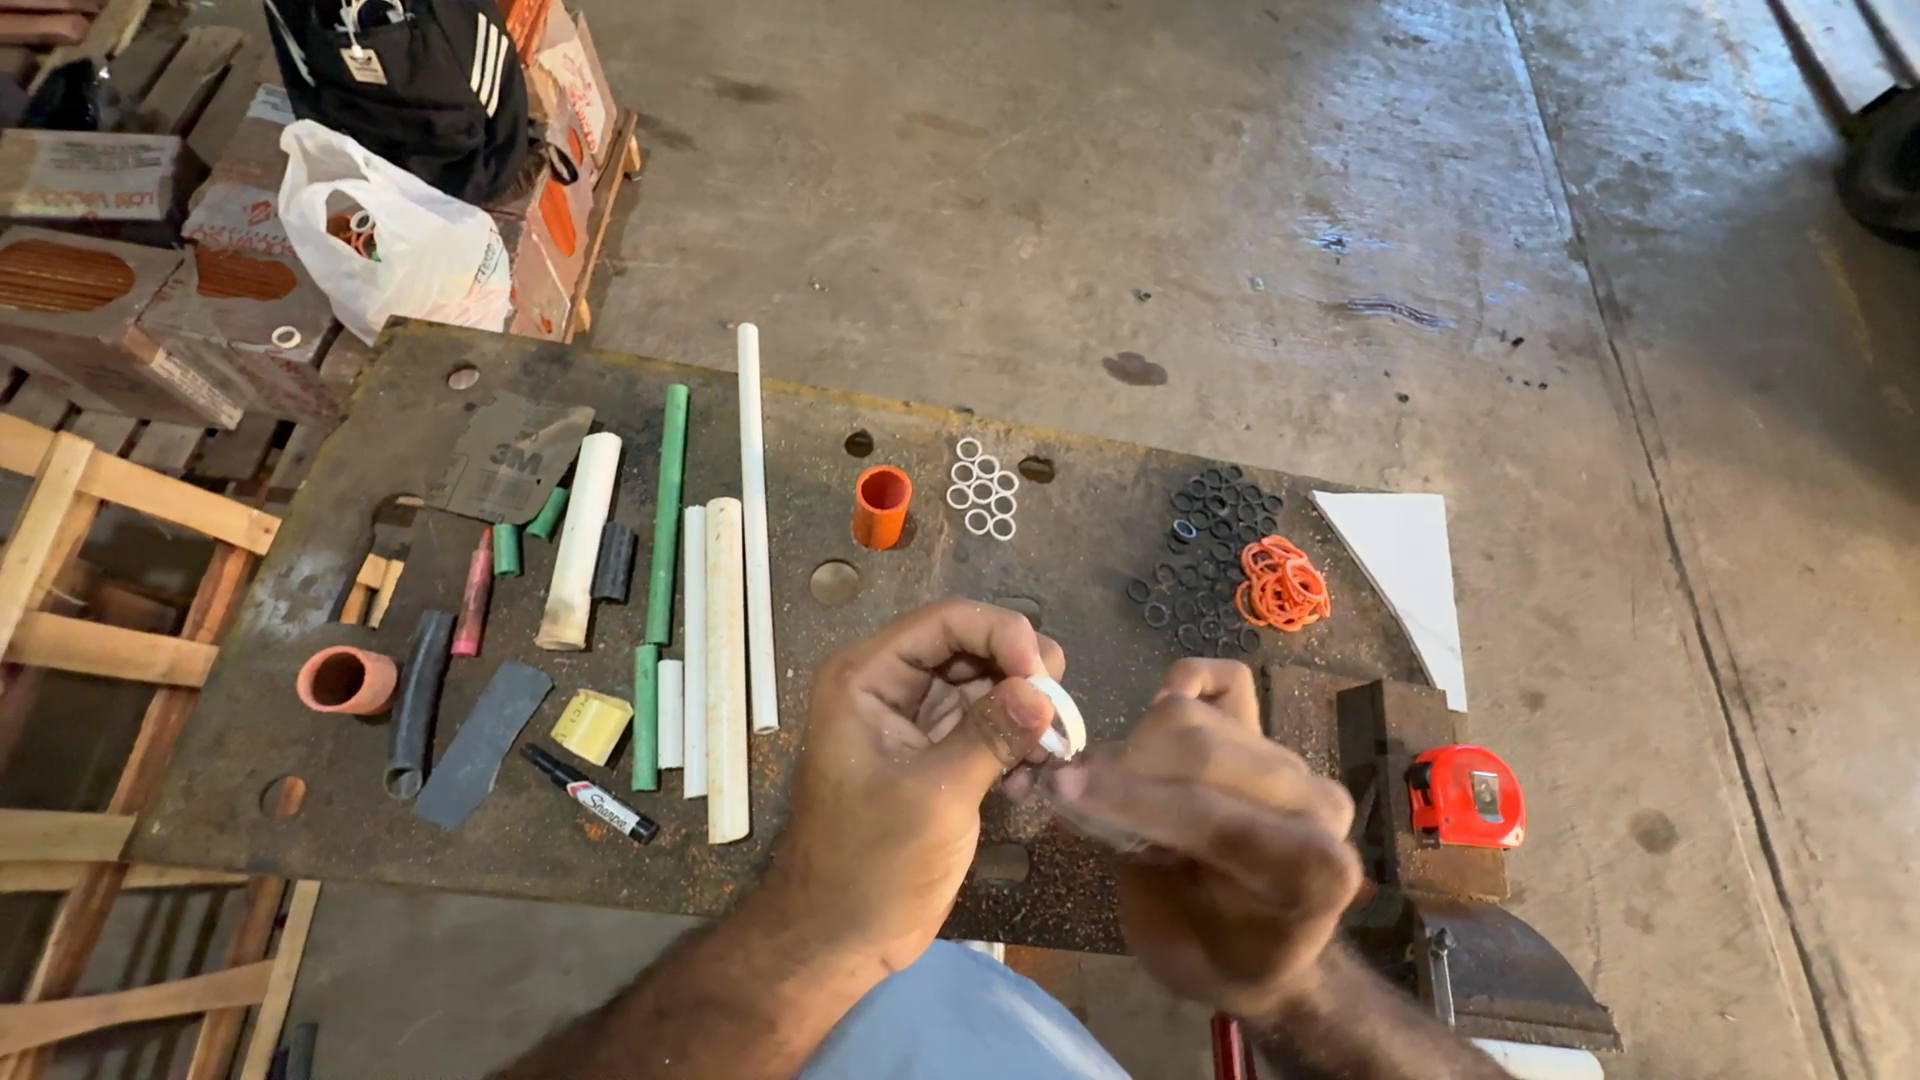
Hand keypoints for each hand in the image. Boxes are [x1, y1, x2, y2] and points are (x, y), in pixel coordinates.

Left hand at [765, 599, 1063, 972]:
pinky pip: (989, 722)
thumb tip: (1044, 692)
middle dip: (1021, 675)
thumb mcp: (935, 796)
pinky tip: (1028, 780)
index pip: (946, 620)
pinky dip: (1016, 741)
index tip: (1044, 680)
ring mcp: (916, 716)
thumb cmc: (871, 865)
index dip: (1003, 634)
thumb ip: (991, 735)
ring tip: (1048, 757)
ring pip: (987, 682)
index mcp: (867, 676)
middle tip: (1057, 720)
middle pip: (972, 645)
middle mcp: (890, 682)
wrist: (840, 938)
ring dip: (1025, 712)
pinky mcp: (938, 749)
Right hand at [1048, 659, 1360, 1018]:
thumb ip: (1134, 855)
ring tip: (1108, 779)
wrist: (1257, 952)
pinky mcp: (1270, 738)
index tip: (1062, 789)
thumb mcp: (1170, 939)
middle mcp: (1316, 805)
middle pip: (1198, 749)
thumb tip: (1068, 781)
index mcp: (1312, 870)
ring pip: (1197, 716)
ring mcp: (1295, 764)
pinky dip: (1191, 680)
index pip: (1209, 814)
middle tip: (1073, 794)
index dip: (1129, 799)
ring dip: (1136, 742)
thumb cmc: (1210, 955)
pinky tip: (1165, 703)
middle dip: (1124, 771)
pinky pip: (1231, 683)